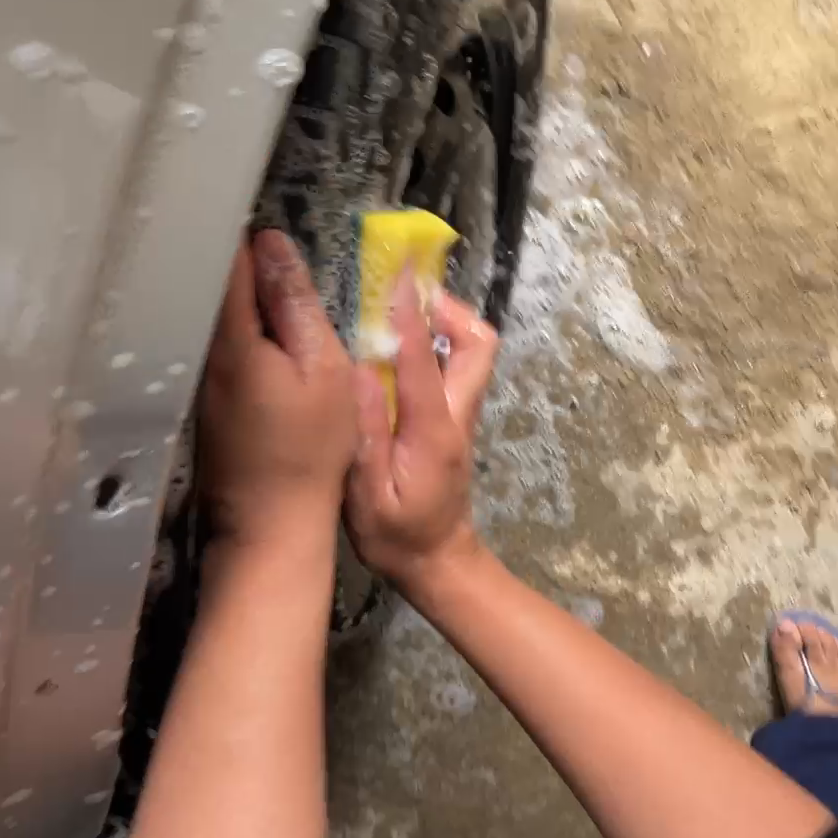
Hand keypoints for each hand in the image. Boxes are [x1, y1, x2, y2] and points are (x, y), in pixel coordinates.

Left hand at [201, 230, 356, 548]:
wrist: (274, 519)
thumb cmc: (312, 446)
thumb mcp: (324, 368)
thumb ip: (297, 306)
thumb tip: (272, 244)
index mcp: (232, 339)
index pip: (224, 263)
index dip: (243, 235)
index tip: (265, 218)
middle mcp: (203, 354)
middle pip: (215, 290)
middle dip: (246, 266)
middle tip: (284, 257)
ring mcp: (200, 382)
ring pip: (217, 320)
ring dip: (245, 301)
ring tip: (282, 293)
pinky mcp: (206, 404)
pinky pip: (220, 349)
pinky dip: (243, 334)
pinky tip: (269, 343)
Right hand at [345, 272, 498, 589]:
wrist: (438, 561)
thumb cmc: (398, 537)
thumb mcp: (367, 495)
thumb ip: (364, 433)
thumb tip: (358, 370)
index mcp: (434, 429)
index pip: (426, 358)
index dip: (411, 314)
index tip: (398, 276)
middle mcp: (458, 414)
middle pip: (479, 344)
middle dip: (449, 310)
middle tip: (407, 300)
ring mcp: (463, 416)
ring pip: (474, 353)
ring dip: (446, 325)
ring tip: (400, 317)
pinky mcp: (457, 421)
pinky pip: (459, 368)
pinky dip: (438, 346)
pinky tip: (400, 352)